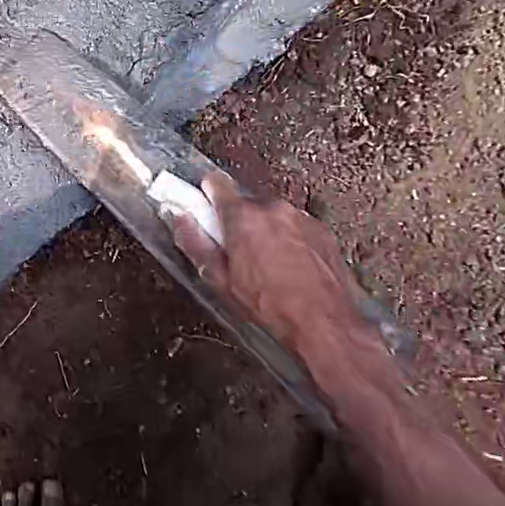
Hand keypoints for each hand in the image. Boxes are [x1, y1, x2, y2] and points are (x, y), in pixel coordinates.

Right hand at [168, 171, 395, 378]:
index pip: (216, 184)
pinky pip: (294, 227)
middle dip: (238, 223)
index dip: (207, 195)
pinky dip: (288, 241)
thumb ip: (196, 243)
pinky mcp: (320, 229)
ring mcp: (299, 217)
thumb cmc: (273, 305)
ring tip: (266, 267)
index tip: (203, 206)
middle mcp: (273, 209)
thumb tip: (181, 220)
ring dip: (265, 232)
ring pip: (271, 216)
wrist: (323, 321)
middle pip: (245, 203)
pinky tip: (287, 269)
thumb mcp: (220, 280)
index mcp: (243, 217)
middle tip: (236, 253)